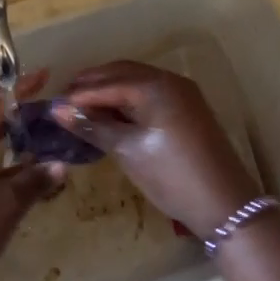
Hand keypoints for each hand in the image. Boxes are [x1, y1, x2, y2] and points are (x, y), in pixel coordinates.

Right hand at [53, 60, 259, 238]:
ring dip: (108, 91)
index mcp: (155, 86)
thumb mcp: (127, 151)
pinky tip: (111, 115)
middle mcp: (170, 80)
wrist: (227, 206)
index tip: (52, 107)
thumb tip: (58, 110)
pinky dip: (127, 99)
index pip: (107, 82)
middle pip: (121, 73)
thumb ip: (93, 126)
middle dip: (91, 86)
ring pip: (135, 81)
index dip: (78, 94)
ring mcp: (182, 93)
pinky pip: (149, 93)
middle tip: (63, 104)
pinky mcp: (187, 108)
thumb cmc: (173, 177)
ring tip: (82, 110)